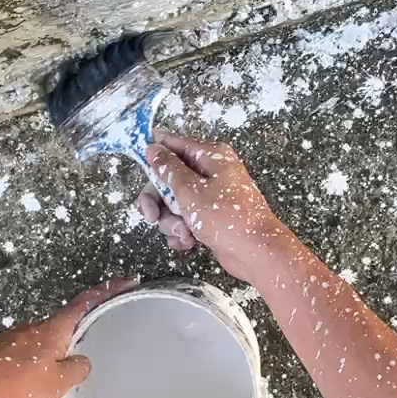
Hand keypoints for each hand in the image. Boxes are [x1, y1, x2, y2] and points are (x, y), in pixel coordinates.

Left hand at [0, 278, 140, 397]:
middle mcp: (31, 329)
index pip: (87, 303)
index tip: (127, 281)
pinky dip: (30, 384)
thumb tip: (81, 362)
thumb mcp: (59, 383)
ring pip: (39, 357)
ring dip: (48, 379)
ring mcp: (10, 342)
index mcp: (52, 329)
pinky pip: (21, 367)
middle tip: (78, 377)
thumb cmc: (17, 387)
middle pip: (61, 335)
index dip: (109, 292)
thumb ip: (77, 368)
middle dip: (71, 357)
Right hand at [137, 133, 294, 281]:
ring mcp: (210, 196)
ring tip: (184, 233)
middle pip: (167, 179)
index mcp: (210, 156)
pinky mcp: (209, 217)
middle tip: (154, 217)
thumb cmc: (228, 219)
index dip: (154, 156)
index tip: (141, 169)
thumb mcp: (190, 191)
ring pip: (173, 203)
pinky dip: (182, 232)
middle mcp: (210, 172)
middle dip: (159, 201)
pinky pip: (184, 219)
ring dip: (171, 221)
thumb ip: (168, 169)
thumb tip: (154, 148)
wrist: (255, 253)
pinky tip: (188, 242)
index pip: (172, 144)